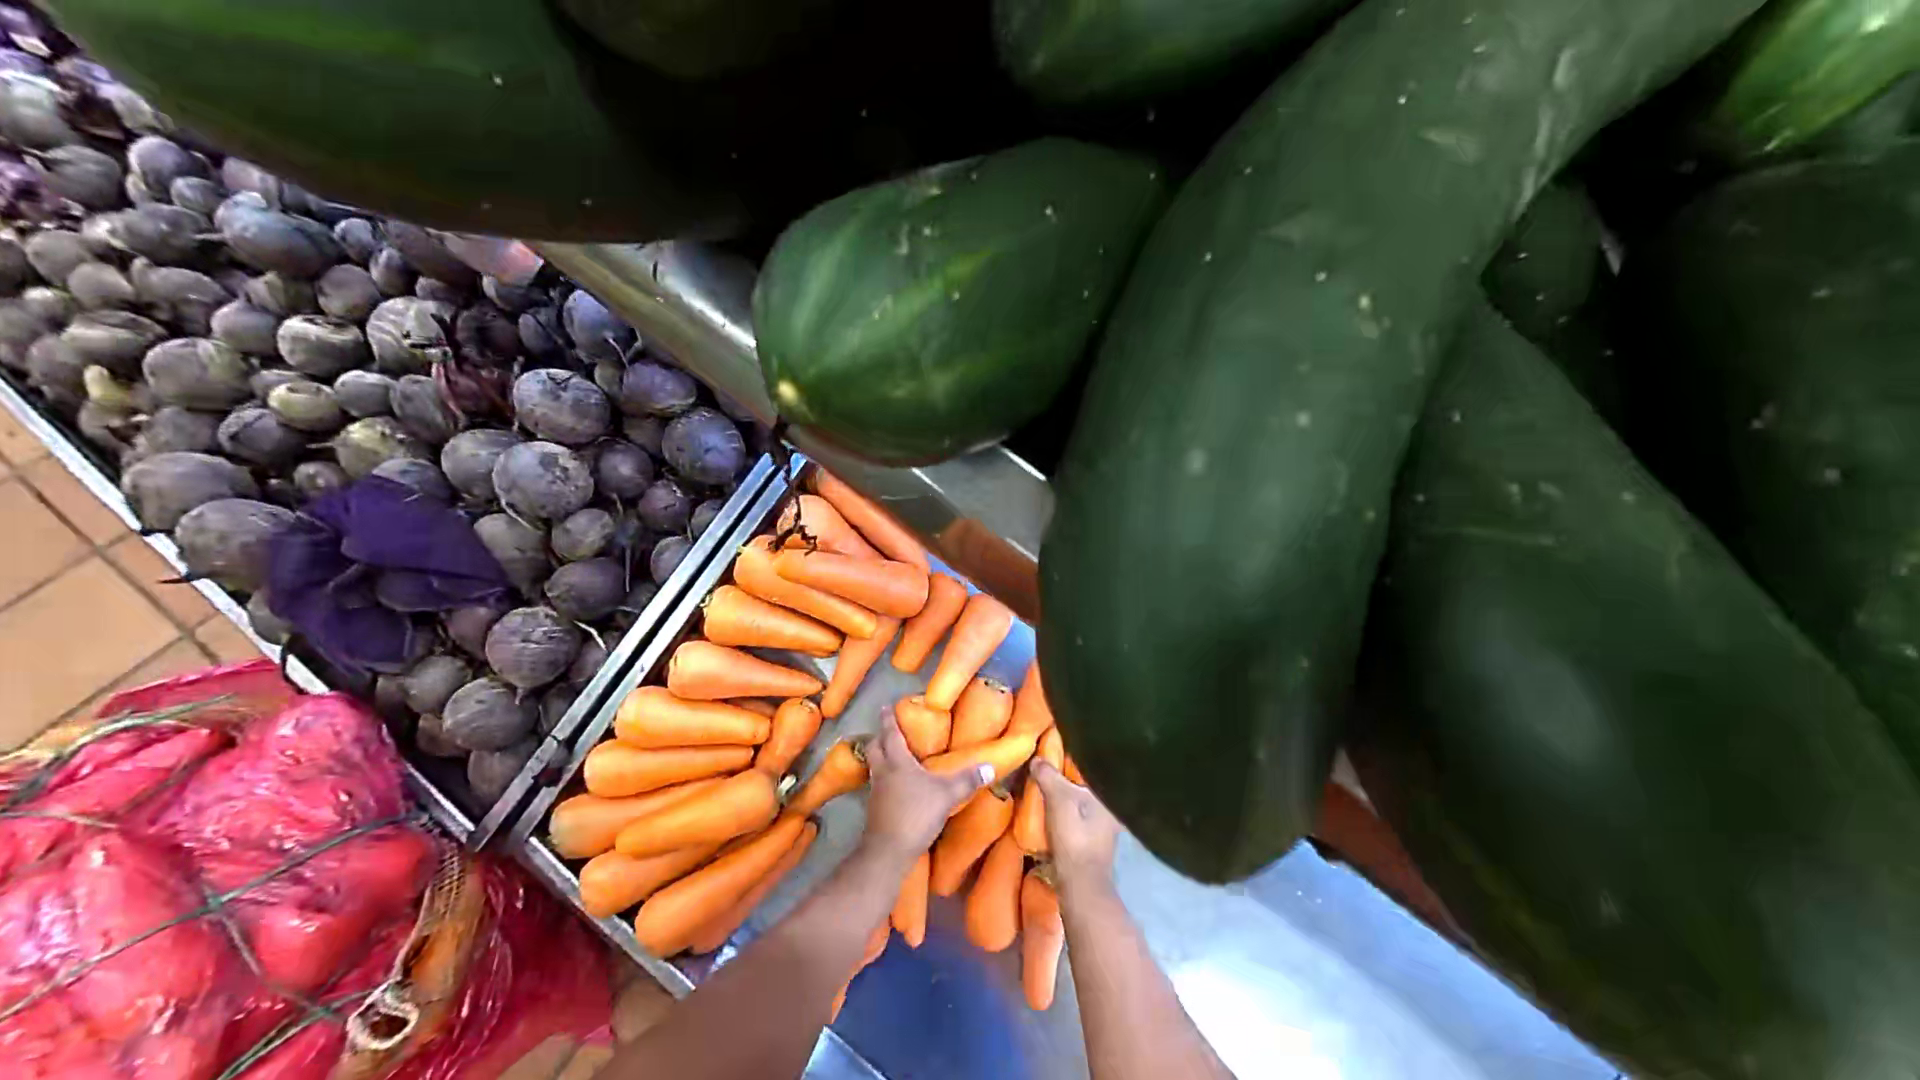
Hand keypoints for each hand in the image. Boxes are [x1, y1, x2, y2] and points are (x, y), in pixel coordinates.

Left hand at [859, 707, 988, 864]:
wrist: (888, 850)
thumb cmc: (915, 813)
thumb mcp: (946, 794)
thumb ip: (968, 780)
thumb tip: (991, 766)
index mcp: (897, 761)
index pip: (890, 733)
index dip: (888, 719)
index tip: (886, 706)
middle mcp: (883, 772)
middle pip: (874, 747)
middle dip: (879, 736)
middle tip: (886, 729)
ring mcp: (876, 792)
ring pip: (874, 766)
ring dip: (879, 757)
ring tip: (890, 755)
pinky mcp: (875, 810)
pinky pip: (877, 785)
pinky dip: (884, 779)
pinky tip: (894, 786)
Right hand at [1032, 760, 1120, 896]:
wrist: (1080, 883)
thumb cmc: (1074, 835)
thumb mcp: (1058, 798)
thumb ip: (1049, 776)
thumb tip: (1037, 759)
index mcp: (1108, 796)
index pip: (1088, 769)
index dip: (1069, 761)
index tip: (1051, 754)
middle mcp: (1110, 811)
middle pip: (1083, 788)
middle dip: (1065, 781)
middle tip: (1043, 771)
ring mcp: (1102, 830)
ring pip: (1079, 806)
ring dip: (1062, 800)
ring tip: (1042, 791)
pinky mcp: (1091, 845)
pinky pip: (1074, 822)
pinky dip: (1062, 817)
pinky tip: (1048, 816)